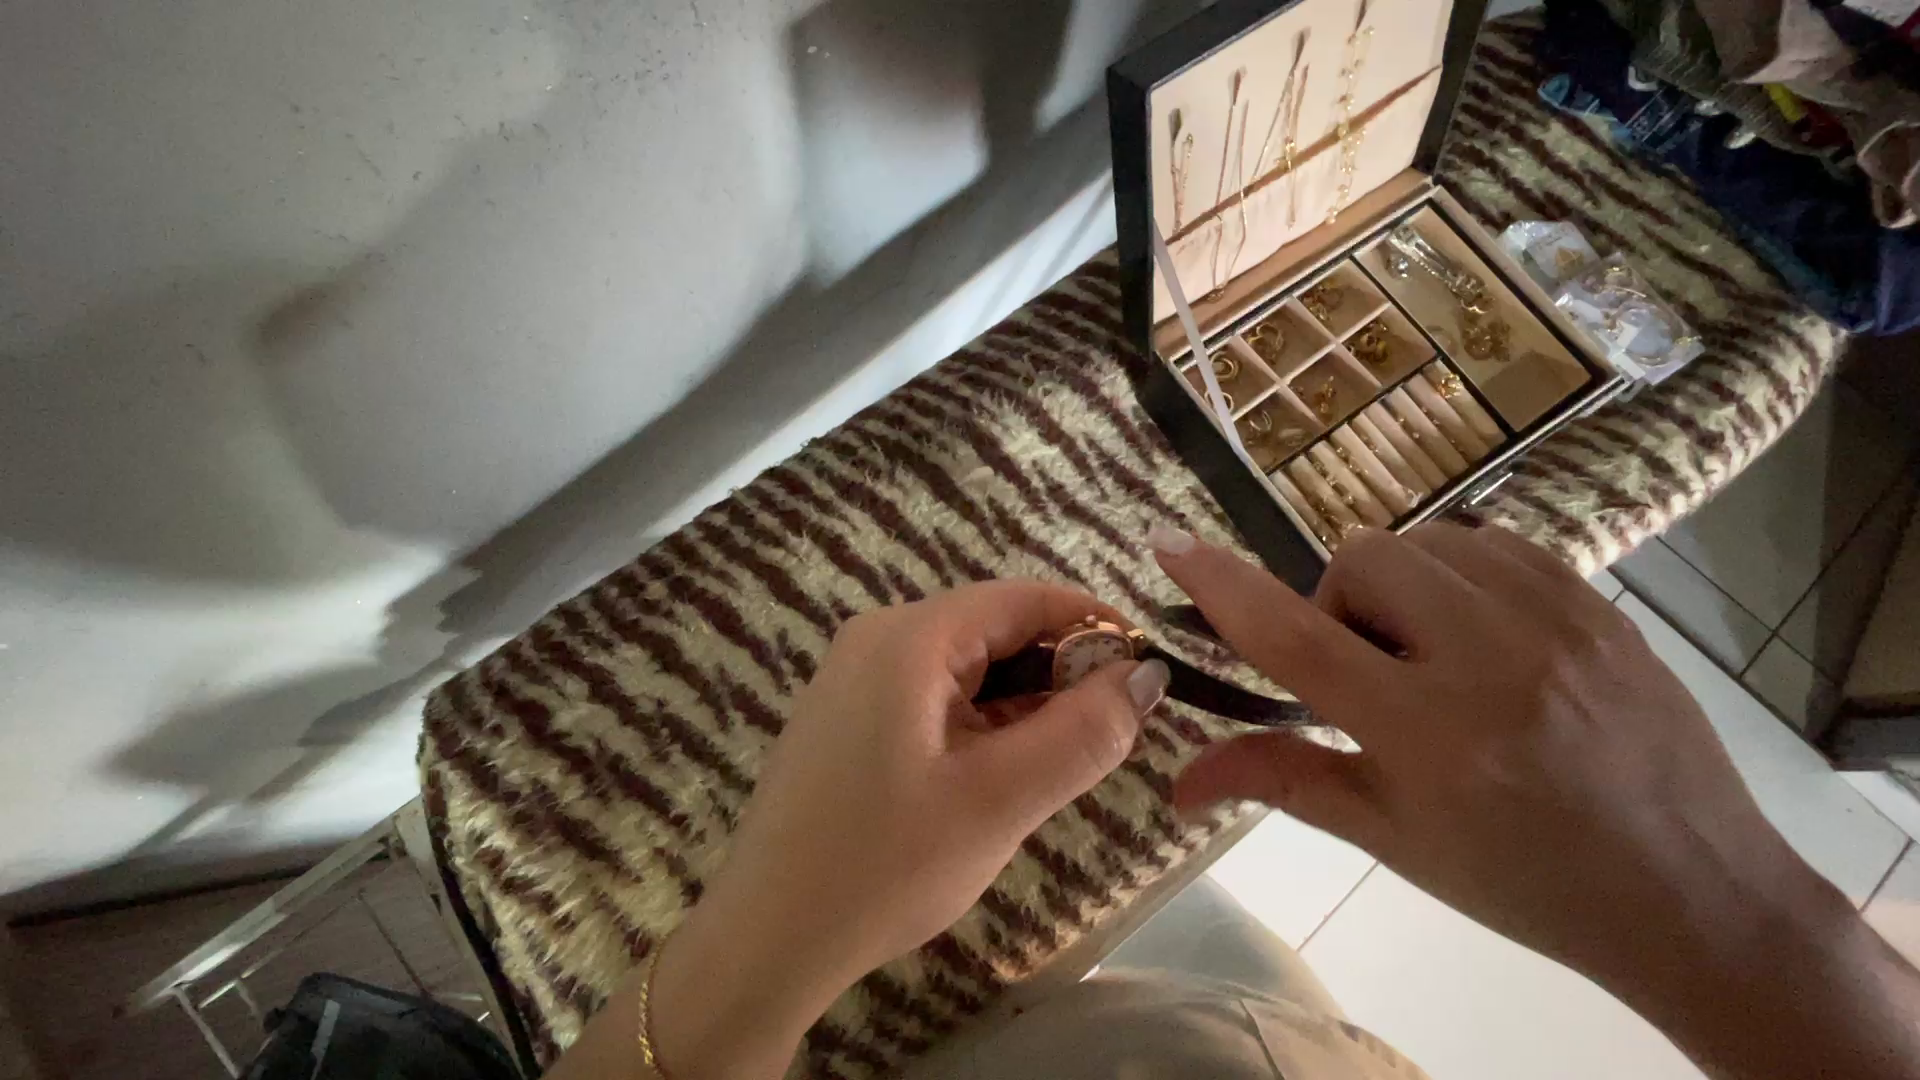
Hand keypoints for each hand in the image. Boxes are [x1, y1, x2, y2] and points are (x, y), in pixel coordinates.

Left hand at [644, 580, 1168, 1079]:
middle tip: (1111, 733)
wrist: (765, 940)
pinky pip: (934, 696)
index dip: (1094, 626)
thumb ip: (1083, 734)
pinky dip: (981, 721)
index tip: (1150, 671)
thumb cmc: (884, 867)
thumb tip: (1146, 674)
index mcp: (909, 637)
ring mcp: (857, 676)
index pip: (1024, 599)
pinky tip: (1000, 772)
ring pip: (967, 666)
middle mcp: (878, 638)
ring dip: (1023, 703)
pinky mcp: (850, 715)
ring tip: (1060, 762)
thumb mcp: (1000, 801)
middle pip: (994, 628)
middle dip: (1060, 671)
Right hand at [1151, 522, 1919, 1079]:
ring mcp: (1559, 621)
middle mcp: (1494, 661)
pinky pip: (1488, 541)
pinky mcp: (1598, 602)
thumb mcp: (1388, 835)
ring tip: (1424, 650)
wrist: (1698, 897)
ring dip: (1394, 586)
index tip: (1171, 545)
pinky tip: (1473, 628)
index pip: (1299, 639)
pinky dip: (1452, 572)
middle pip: (1363, 561)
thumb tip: (1177, 782)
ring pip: (1423, 540)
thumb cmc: (1520, 879)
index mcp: (1431, 735)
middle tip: (1366, 669)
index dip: (1224, 586)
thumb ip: (1280, 781)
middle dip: (1338, 605)